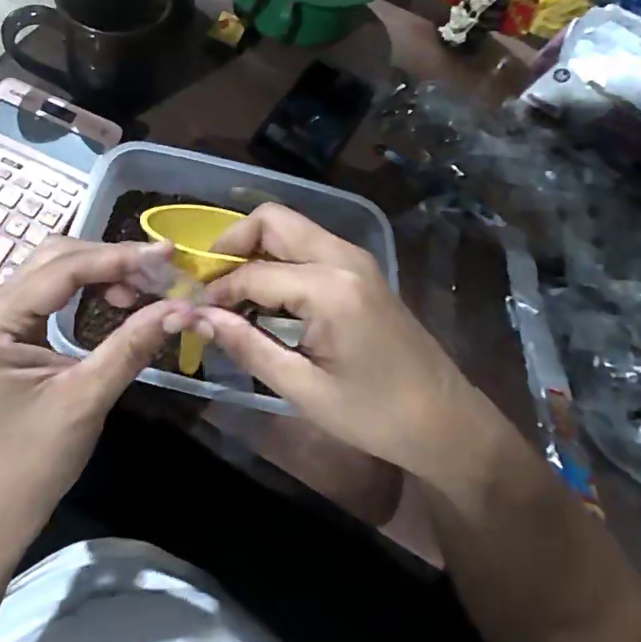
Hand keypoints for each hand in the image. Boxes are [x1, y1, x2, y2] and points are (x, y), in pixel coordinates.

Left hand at [0, 238, 192, 535]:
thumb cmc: (33, 461)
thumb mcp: (86, 399)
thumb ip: (131, 346)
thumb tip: (182, 308)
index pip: (61, 269)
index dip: (117, 258)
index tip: (166, 255)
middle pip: (54, 258)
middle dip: (110, 259)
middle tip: (160, 270)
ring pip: (52, 269)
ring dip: (100, 270)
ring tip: (143, 286)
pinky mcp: (6, 329)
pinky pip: (49, 292)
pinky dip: (86, 287)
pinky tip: (116, 297)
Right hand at [194, 204, 480, 476]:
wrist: (446, 421)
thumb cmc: (375, 414)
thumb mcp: (304, 389)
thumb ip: (248, 346)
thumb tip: (200, 319)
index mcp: (330, 288)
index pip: (254, 272)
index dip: (218, 290)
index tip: (194, 310)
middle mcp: (343, 258)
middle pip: (272, 220)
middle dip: (232, 242)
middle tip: (209, 281)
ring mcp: (356, 259)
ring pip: (290, 226)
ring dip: (254, 247)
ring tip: (231, 289)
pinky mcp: (361, 269)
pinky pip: (307, 244)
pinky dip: (277, 256)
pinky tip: (265, 292)